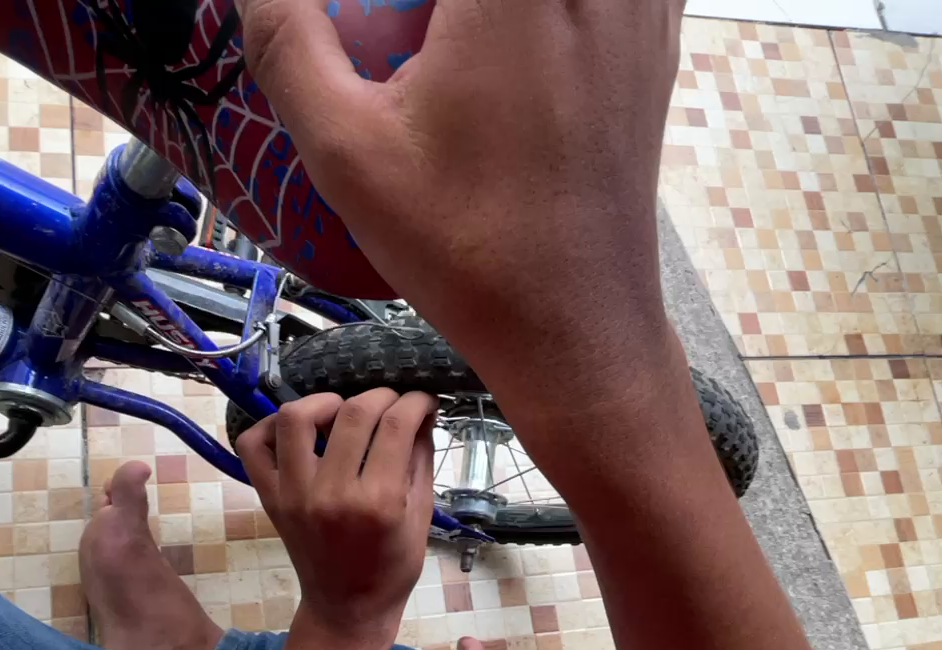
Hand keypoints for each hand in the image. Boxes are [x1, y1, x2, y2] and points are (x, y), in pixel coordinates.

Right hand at [236, 0, 684, 418]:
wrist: (571, 325)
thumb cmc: (464, 248)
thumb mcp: (349, 153)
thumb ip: (287, 46)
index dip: (392, 4)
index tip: (378, 35)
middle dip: (422, 9)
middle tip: (401, 39)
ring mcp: (639, 3)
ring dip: (475, 18)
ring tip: (442, 52)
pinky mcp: (654, 43)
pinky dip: (541, 16)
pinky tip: (505, 60)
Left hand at [236, 388, 437, 646]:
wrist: (346, 609)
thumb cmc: (392, 569)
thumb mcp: (421, 517)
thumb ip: (420, 460)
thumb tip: (422, 413)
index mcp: (380, 503)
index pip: (397, 425)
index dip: (415, 402)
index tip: (423, 401)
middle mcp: (333, 495)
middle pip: (354, 413)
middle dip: (382, 396)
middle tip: (393, 404)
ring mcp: (295, 495)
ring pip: (296, 418)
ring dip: (325, 401)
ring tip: (343, 411)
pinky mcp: (271, 499)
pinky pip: (254, 445)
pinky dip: (271, 426)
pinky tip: (300, 430)